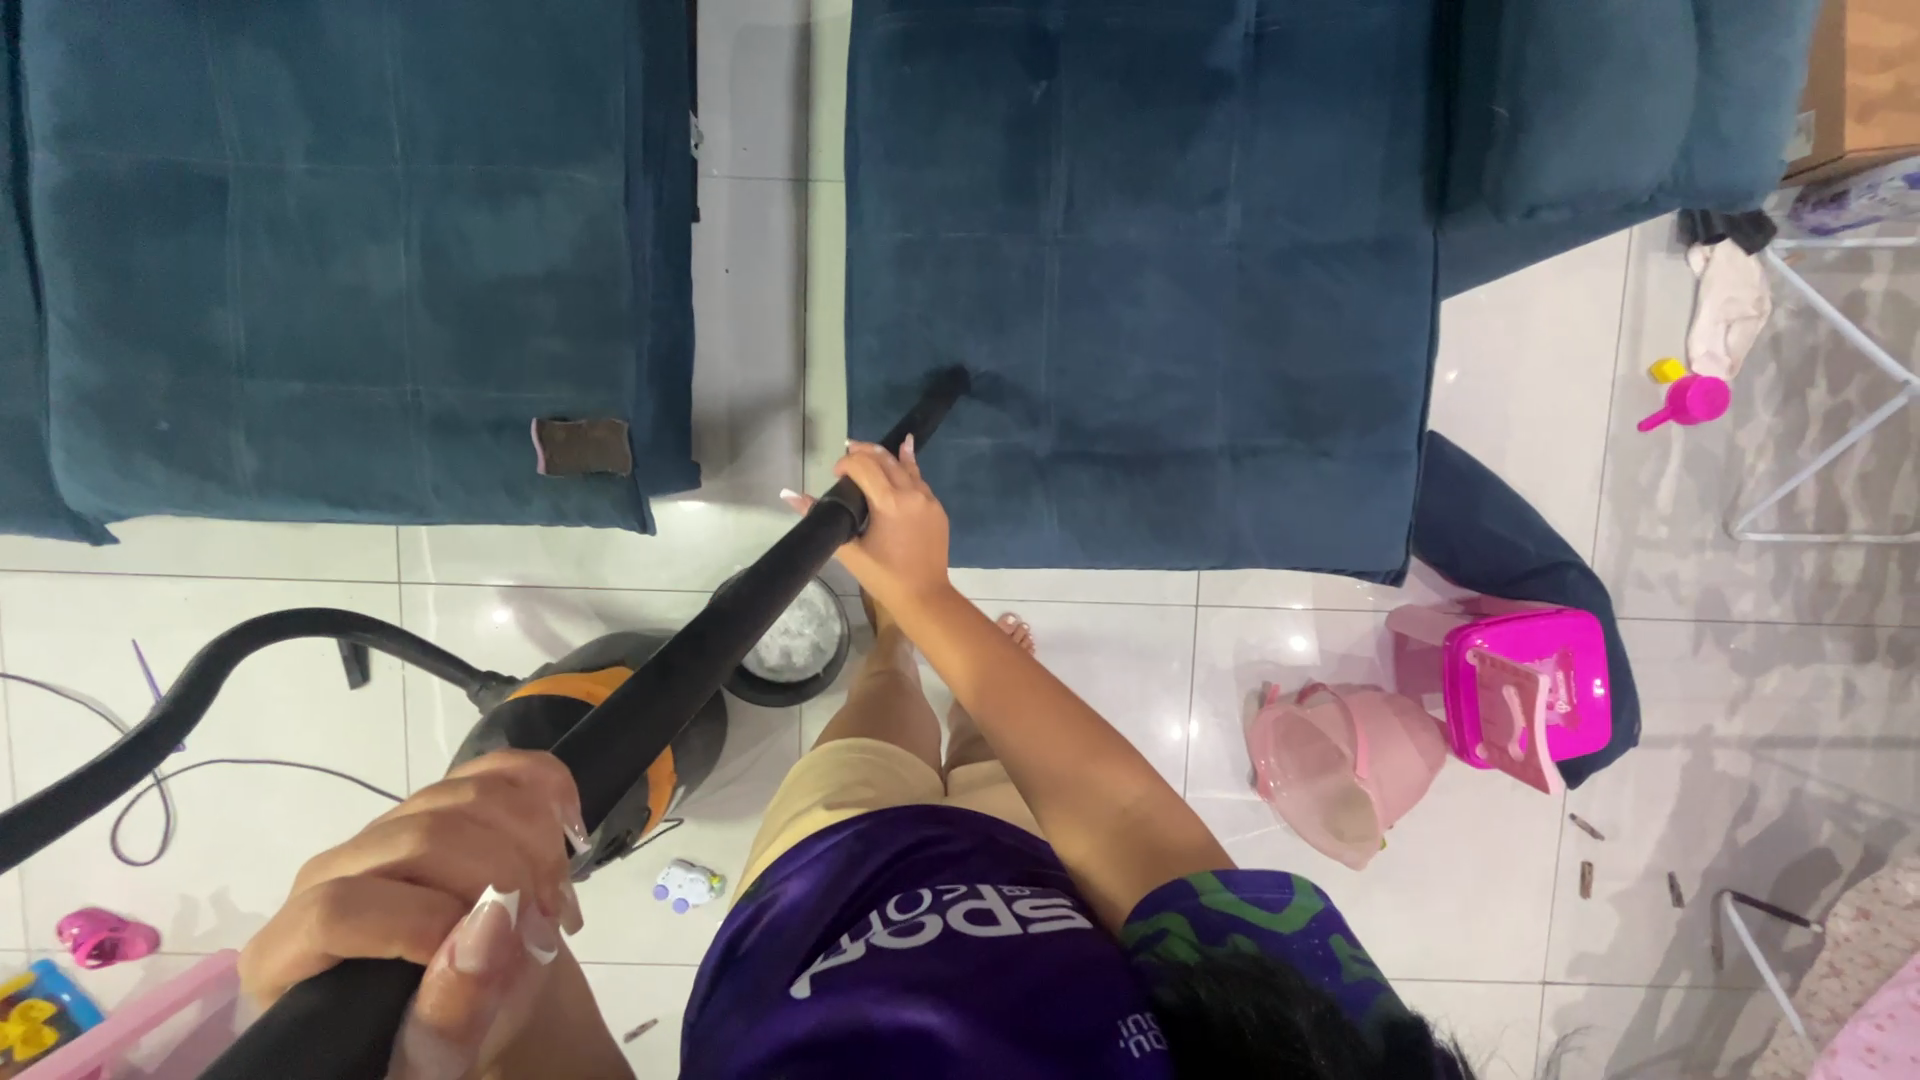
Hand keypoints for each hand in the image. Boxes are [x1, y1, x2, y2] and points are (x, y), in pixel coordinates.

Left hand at [239, 750, 586, 1079]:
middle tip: (545, 930)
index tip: (489, 953)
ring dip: (536, 844)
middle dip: (505, 878)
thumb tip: (490, 923)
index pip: (337, 910)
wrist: (481, 1001)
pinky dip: (549, 788)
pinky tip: (568, 831)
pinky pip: (504, 765)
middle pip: (420, 837)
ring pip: (470, 795)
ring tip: (554, 901)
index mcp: (293, 949)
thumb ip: (452, 1010)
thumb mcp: (437, 1060)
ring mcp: (399, 823)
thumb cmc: (440, 1042)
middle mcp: (335, 872)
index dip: (418, 923)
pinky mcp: (454, 796)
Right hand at [783, 437, 950, 607]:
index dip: (845, 463)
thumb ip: (820, 517)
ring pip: (905, 466)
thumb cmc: (884, 577)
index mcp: (889, 502)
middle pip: (884, 459)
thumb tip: (789, 495)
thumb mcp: (849, 549)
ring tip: (867, 450)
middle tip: (848, 451)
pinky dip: (907, 467)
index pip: (863, 465)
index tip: (836, 475)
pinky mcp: (938, 508)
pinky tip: (904, 452)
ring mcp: (929, 500)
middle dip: (864, 451)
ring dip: (885, 456)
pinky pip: (920, 480)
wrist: (925, 596)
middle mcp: (911, 493)